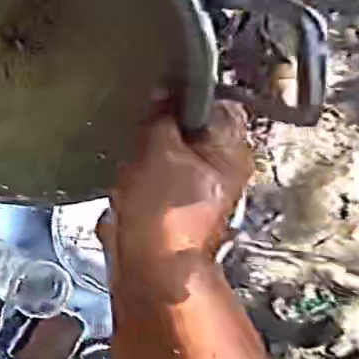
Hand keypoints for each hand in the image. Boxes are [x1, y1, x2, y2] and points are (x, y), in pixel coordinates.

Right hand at [105, 101, 251, 272]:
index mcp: (231, 150)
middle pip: (185, 126)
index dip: (183, 96)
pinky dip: (135, 173)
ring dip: (143, 151)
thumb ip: (161, 117)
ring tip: (133, 163)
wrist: (149, 264)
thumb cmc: (164, 214)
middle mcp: (220, 166)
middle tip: (141, 134)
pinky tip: (126, 181)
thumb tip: (160, 95)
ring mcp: (194, 185)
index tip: (155, 98)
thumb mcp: (159, 151)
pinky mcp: (167, 201)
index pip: (215, 102)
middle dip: (157, 126)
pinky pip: (148, 173)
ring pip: (163, 149)